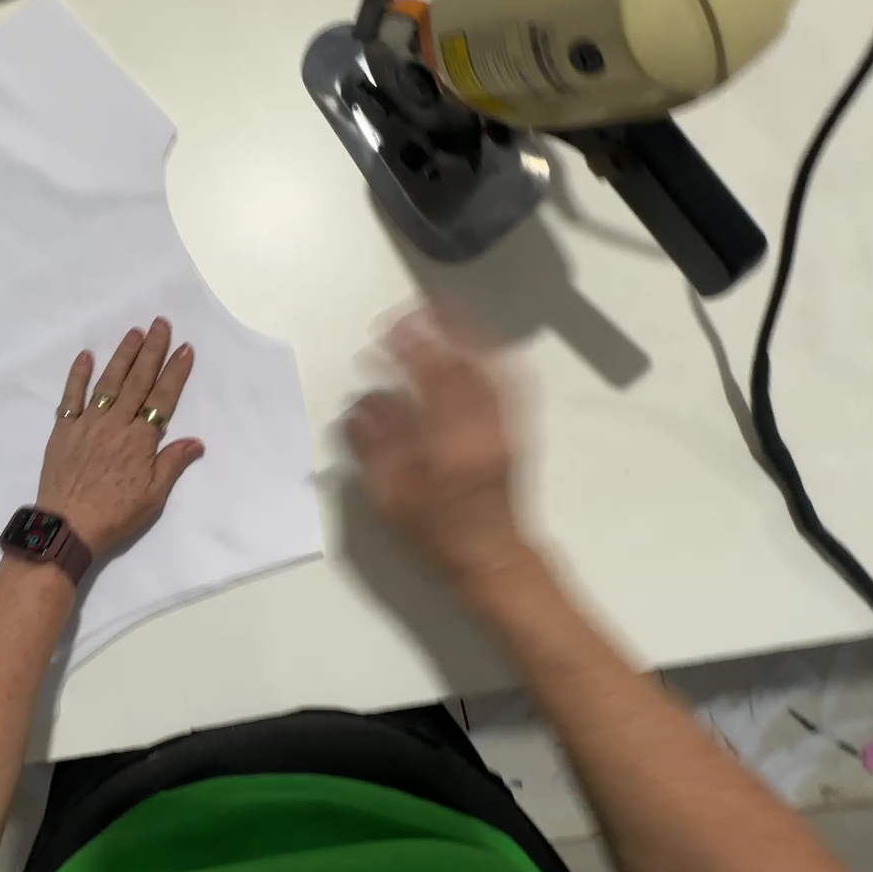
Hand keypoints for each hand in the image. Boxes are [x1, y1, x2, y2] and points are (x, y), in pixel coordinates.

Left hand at [37, 318, 204, 556]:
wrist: (67, 527)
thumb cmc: (114, 516)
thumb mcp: (152, 497)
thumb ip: (172, 464)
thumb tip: (195, 441)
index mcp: (140, 440)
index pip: (162, 398)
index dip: (175, 373)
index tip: (185, 349)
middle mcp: (115, 424)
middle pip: (137, 381)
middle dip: (152, 350)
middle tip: (161, 324)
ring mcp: (87, 424)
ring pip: (108, 382)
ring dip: (122, 355)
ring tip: (134, 332)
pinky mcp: (63, 430)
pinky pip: (71, 397)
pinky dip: (78, 375)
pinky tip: (86, 356)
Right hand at [344, 309, 529, 579]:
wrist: (494, 557)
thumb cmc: (435, 533)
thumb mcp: (390, 498)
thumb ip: (372, 449)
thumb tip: (358, 408)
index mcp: (447, 443)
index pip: (426, 382)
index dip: (405, 351)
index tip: (383, 333)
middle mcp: (482, 426)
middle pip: (459, 365)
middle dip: (431, 333)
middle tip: (405, 314)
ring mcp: (504, 426)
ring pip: (486, 367)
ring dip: (463, 336)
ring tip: (440, 314)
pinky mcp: (514, 430)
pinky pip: (507, 381)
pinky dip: (490, 356)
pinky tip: (477, 346)